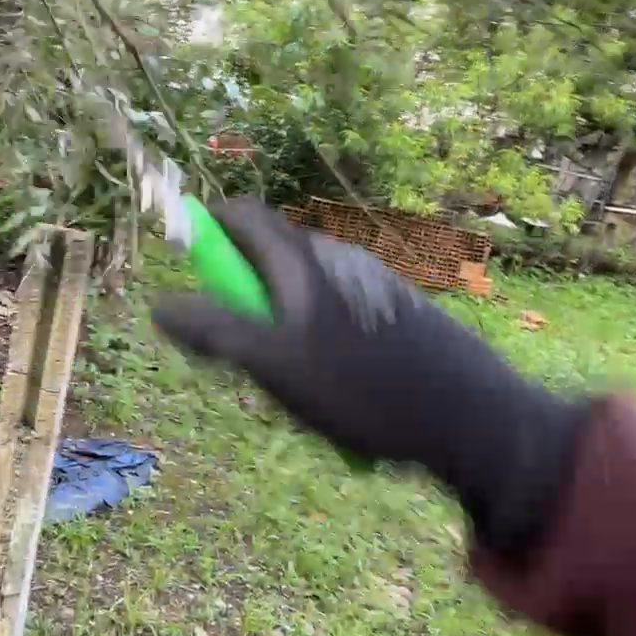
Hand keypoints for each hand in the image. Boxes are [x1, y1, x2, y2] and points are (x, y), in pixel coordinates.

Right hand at [152, 200, 588, 557]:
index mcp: (303, 261)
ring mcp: (370, 284)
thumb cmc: (364, 387)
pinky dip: (313, 340)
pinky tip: (335, 390)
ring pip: (299, 292)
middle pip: (267, 259)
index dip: (206, 229)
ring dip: (277, 326)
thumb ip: (212, 331)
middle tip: (238, 350)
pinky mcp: (394, 311)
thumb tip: (159, 306)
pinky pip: (332, 314)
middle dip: (240, 297)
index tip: (186, 263)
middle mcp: (337, 259)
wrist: (477, 421)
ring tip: (292, 383)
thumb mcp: (272, 363)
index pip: (242, 215)